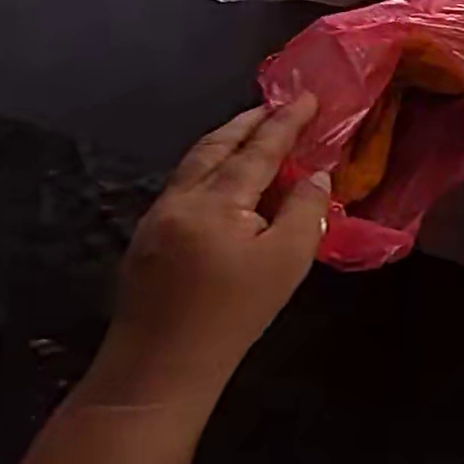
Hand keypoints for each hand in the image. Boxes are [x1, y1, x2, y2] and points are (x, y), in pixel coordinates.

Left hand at [84, 95, 327, 404]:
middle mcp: (178, 202)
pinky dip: (214, 165)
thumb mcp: (290, 256)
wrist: (160, 366)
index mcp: (214, 203)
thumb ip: (306, 208)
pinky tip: (232, 173)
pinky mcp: (150, 239)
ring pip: (194, 165)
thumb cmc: (237, 309)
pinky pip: (187, 184)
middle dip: (248, 123)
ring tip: (256, 128)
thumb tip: (313, 176)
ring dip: (228, 141)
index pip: (258, 150)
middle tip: (279, 104)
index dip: (286, 122)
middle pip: (214, 148)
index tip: (308, 97)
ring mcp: (157, 220)